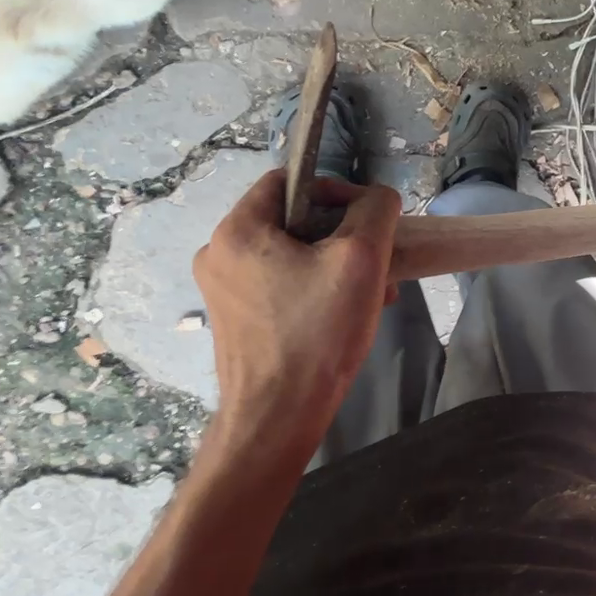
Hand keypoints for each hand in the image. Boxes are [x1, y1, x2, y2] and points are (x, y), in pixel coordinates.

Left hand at [192, 170, 401, 457]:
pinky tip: (345, 311)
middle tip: (375, 262)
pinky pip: (283, 281)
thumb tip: (374, 198)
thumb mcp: (363, 256)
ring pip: (294, 251)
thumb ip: (375, 208)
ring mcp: (223, 289)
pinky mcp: (236, 317)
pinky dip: (317, 286)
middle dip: (343, 233)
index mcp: (238, 231)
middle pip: (295, 217)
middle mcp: (219, 254)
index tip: (366, 223)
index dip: (336, 190)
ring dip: (337, 262)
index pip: (290, 180)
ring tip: (369, 291)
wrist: (279, 416)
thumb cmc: (319, 331)